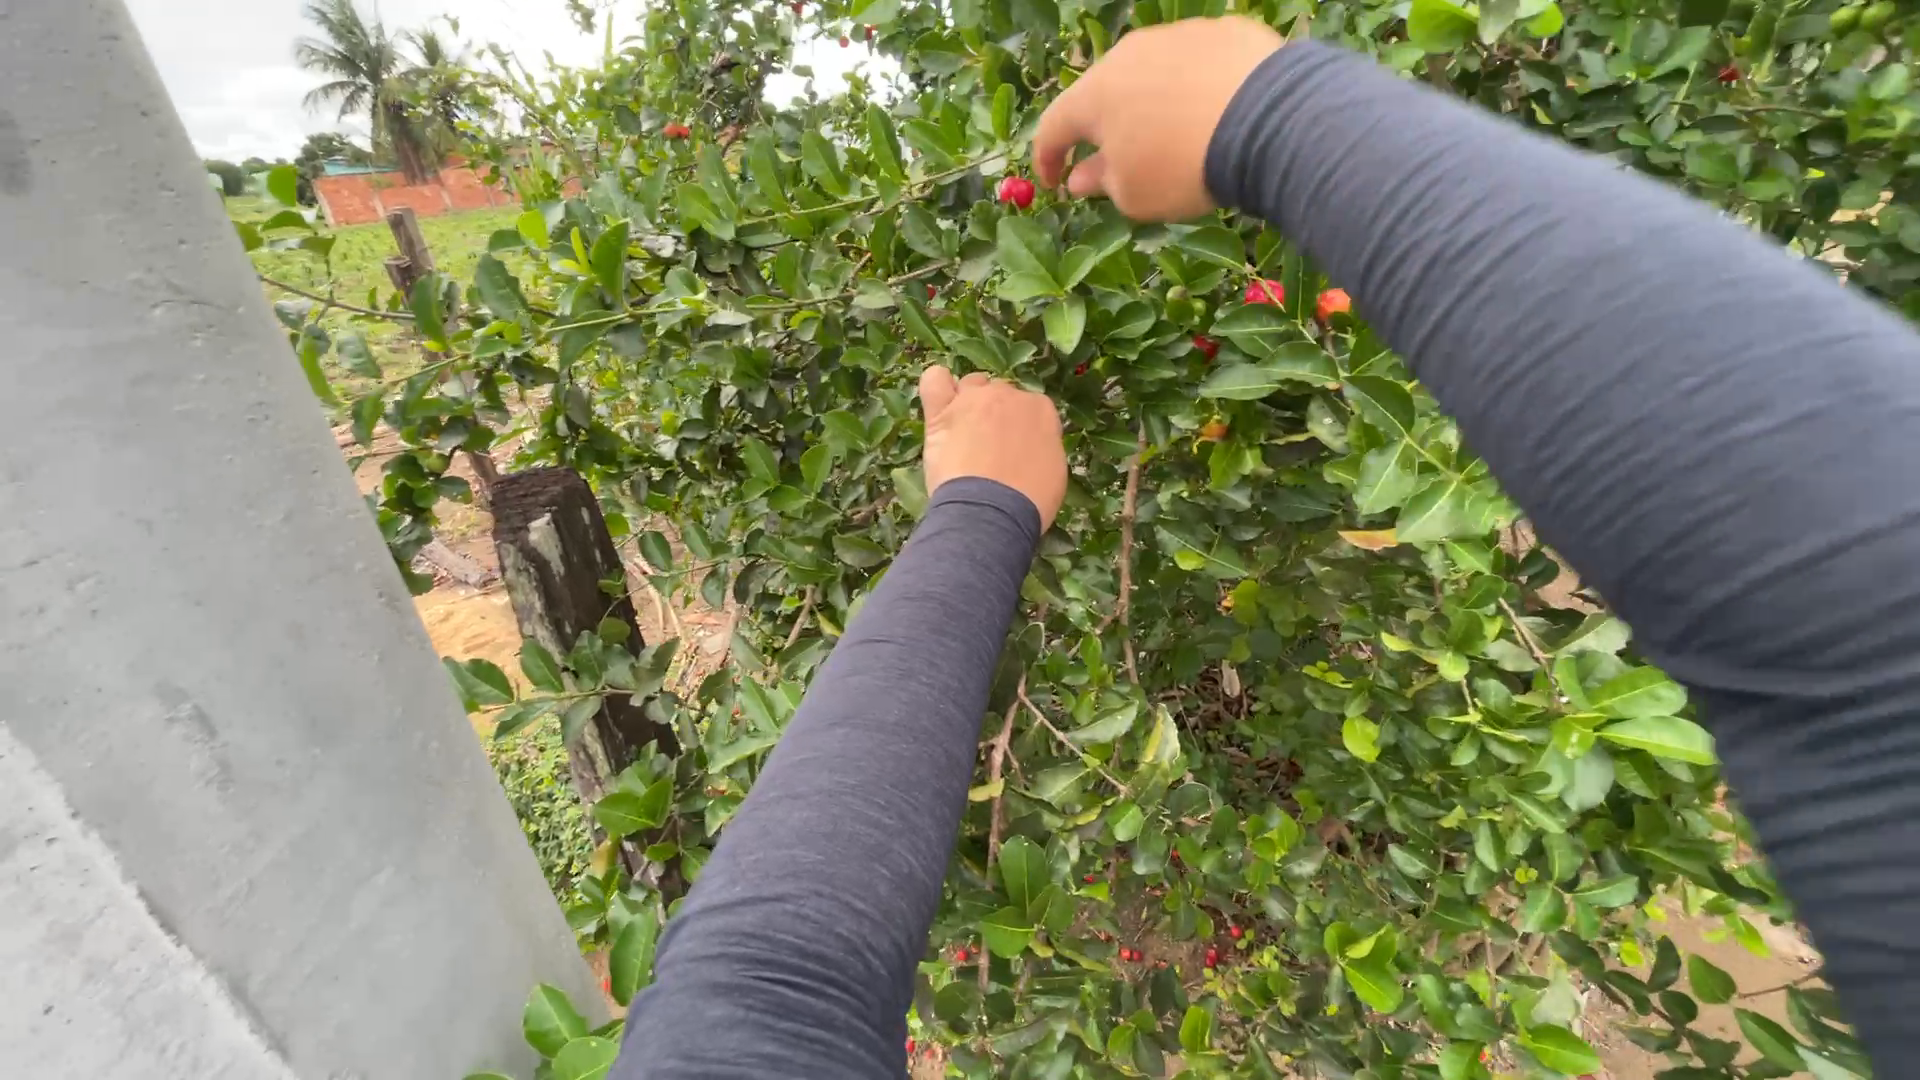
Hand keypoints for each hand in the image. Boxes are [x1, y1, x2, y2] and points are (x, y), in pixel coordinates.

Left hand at [918, 367, 1066, 530]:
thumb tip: (1030, 445)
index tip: (1016, 449)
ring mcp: (972, 400)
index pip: (1030, 407)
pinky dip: (937, 385)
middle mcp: (1007, 395)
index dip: (1021, 428)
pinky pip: (934, 380)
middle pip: (999, 393)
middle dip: (996, 415)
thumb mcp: (1053, 471)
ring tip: (964, 433)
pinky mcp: (941, 413)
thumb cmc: (1029, 500)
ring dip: (969, 401)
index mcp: (1040, 409)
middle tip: (989, 448)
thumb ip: (1042, 446)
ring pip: (971, 385)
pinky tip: (940, 403)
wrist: (992, 510)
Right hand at [1034, 17, 1283, 221]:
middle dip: (1099, 131)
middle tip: (1110, 164)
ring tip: (1166, 141)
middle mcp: (1128, 55)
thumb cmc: (1179, 168)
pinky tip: (1206, 119)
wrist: (1267, 121)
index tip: (1054, 184)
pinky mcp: (1220, 33)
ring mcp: (1176, 37)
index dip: (1046, 160)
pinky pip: (1191, 67)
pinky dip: (1187, 93)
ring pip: (1145, 76)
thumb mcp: (1131, 195)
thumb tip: (1080, 177)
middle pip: (1100, 95)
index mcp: (1095, 95)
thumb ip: (1100, 183)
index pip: (1052, 127)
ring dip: (1144, 108)